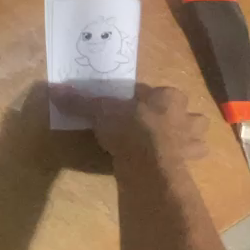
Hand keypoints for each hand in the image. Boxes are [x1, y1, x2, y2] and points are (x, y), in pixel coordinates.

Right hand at [52, 84, 208, 171]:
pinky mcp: (190, 159)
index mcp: (167, 96)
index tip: (124, 108)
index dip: (138, 100)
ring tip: (169, 141)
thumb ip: (80, 102)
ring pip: (195, 131)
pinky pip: (193, 154)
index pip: (152, 92)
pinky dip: (185, 156)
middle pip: (181, 110)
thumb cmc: (128, 129)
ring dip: (186, 135)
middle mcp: (185, 113)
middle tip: (151, 124)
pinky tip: (173, 160)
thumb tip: (54, 89)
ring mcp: (191, 137)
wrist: (148, 161)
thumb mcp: (99, 112)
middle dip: (172, 116)